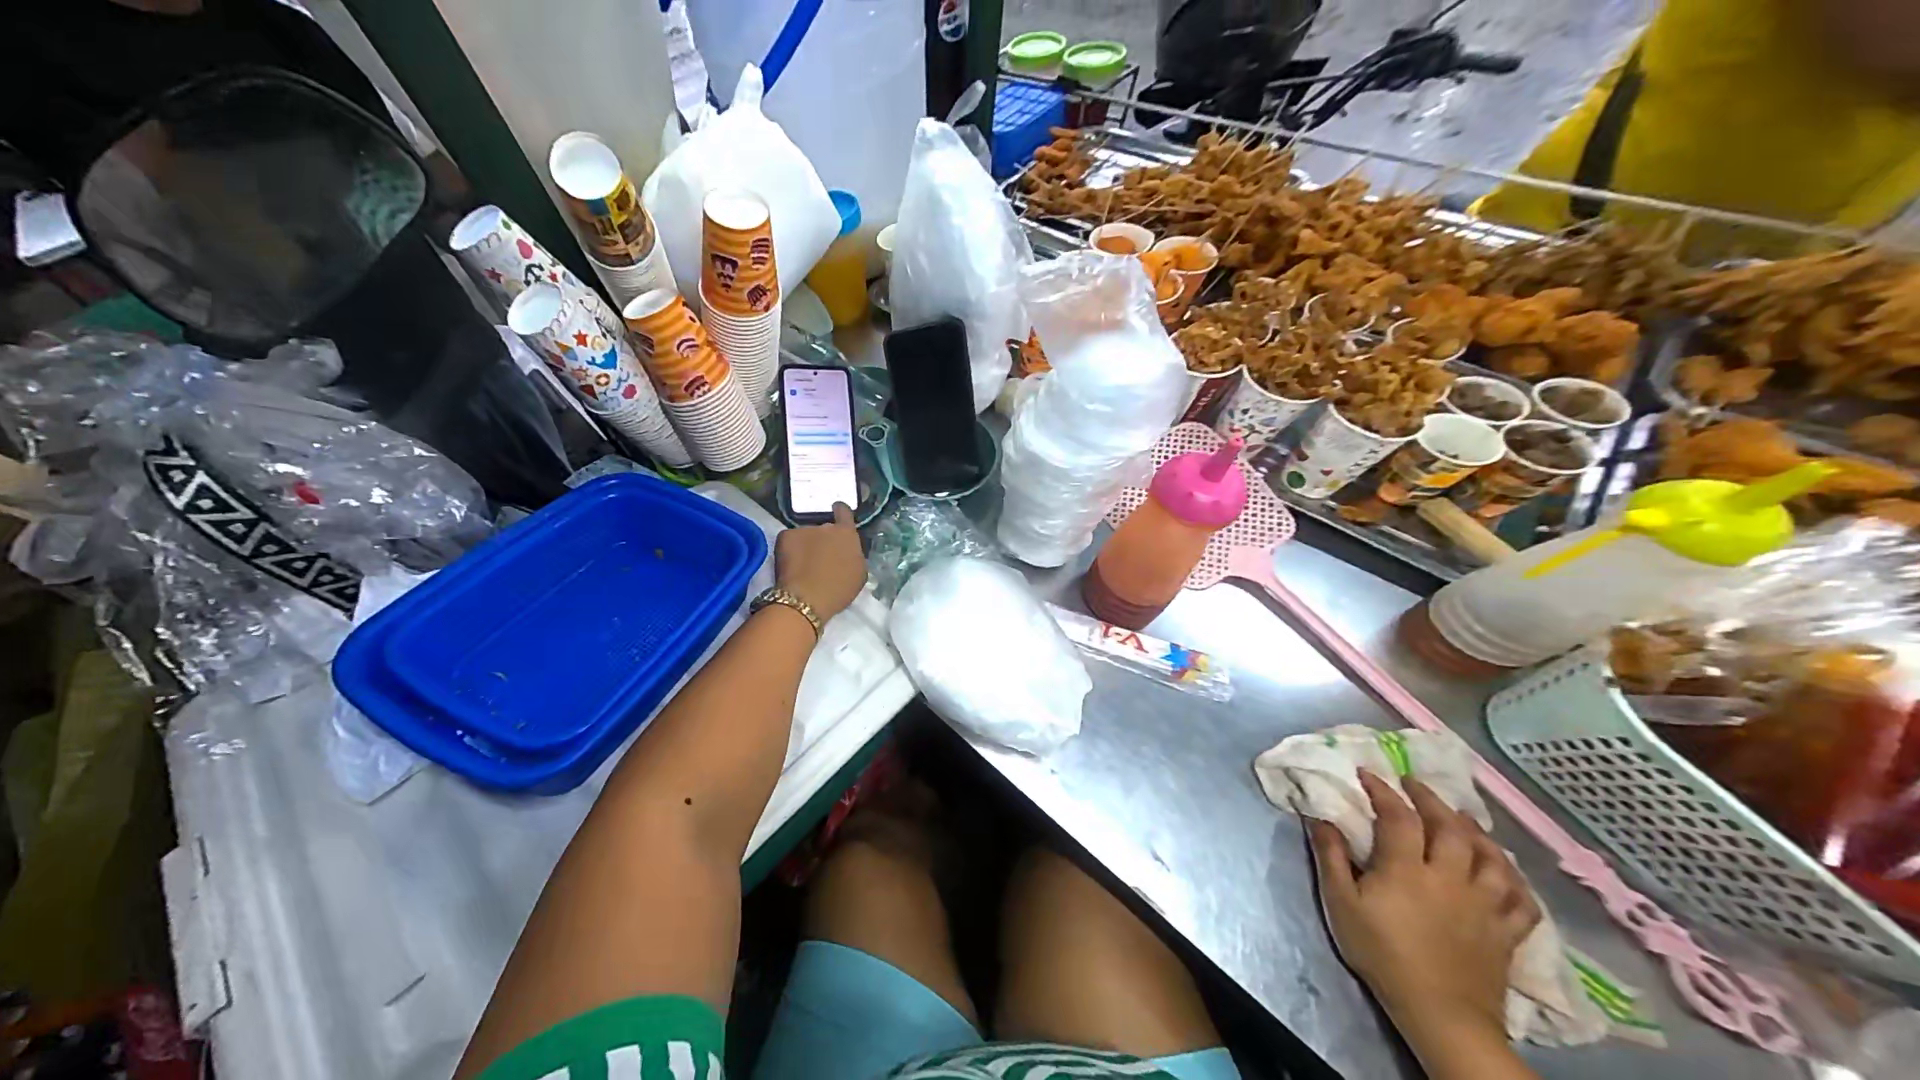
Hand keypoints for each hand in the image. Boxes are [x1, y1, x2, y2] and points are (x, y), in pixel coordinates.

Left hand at [774, 503, 865, 620]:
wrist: (806, 599)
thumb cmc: (838, 591)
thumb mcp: (858, 573)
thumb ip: (854, 555)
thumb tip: (847, 550)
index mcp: (847, 534)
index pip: (845, 512)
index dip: (841, 512)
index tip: (837, 514)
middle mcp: (826, 527)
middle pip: (824, 529)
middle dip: (822, 539)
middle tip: (819, 558)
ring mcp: (803, 529)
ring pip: (805, 536)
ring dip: (805, 546)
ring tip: (802, 566)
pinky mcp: (785, 536)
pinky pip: (789, 541)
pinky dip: (789, 550)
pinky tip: (790, 566)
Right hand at [1308, 771, 1540, 1049]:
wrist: (1439, 1013)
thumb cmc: (1382, 954)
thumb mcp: (1341, 905)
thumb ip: (1331, 858)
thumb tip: (1321, 818)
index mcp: (1407, 868)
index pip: (1398, 815)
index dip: (1383, 790)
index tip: (1369, 775)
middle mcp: (1450, 876)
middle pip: (1449, 826)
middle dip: (1431, 799)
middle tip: (1414, 785)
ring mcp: (1485, 902)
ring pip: (1491, 855)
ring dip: (1475, 830)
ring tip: (1462, 818)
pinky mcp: (1507, 929)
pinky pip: (1520, 897)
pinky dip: (1513, 878)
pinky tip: (1503, 869)